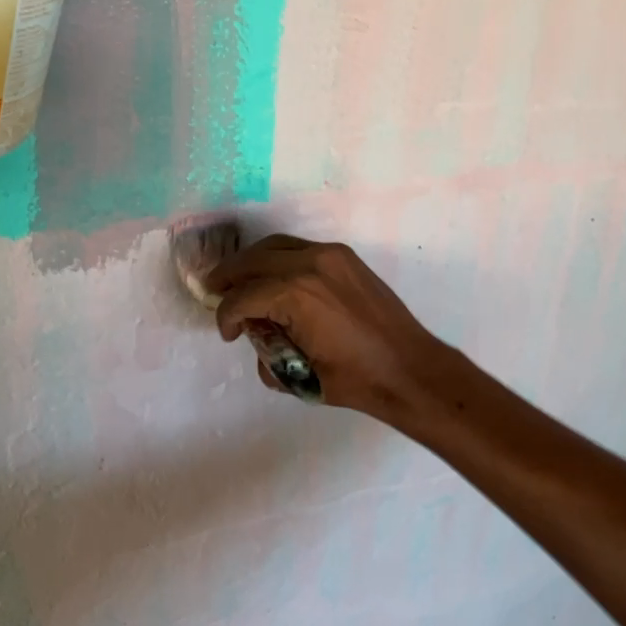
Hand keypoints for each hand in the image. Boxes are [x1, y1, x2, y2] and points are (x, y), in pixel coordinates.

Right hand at [208, 235, 452, 418]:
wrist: (410, 369)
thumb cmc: (356, 379)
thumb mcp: (300, 376)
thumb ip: (268, 354)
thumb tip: (258, 338)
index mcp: (296, 295)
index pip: (243, 297)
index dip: (227, 315)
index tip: (227, 333)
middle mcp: (309, 264)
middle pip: (253, 260)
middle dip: (229, 277)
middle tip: (215, 292)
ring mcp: (330, 255)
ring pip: (274, 246)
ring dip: (252, 262)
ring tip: (238, 280)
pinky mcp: (343, 256)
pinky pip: (298, 248)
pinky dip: (278, 258)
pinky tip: (273, 277)